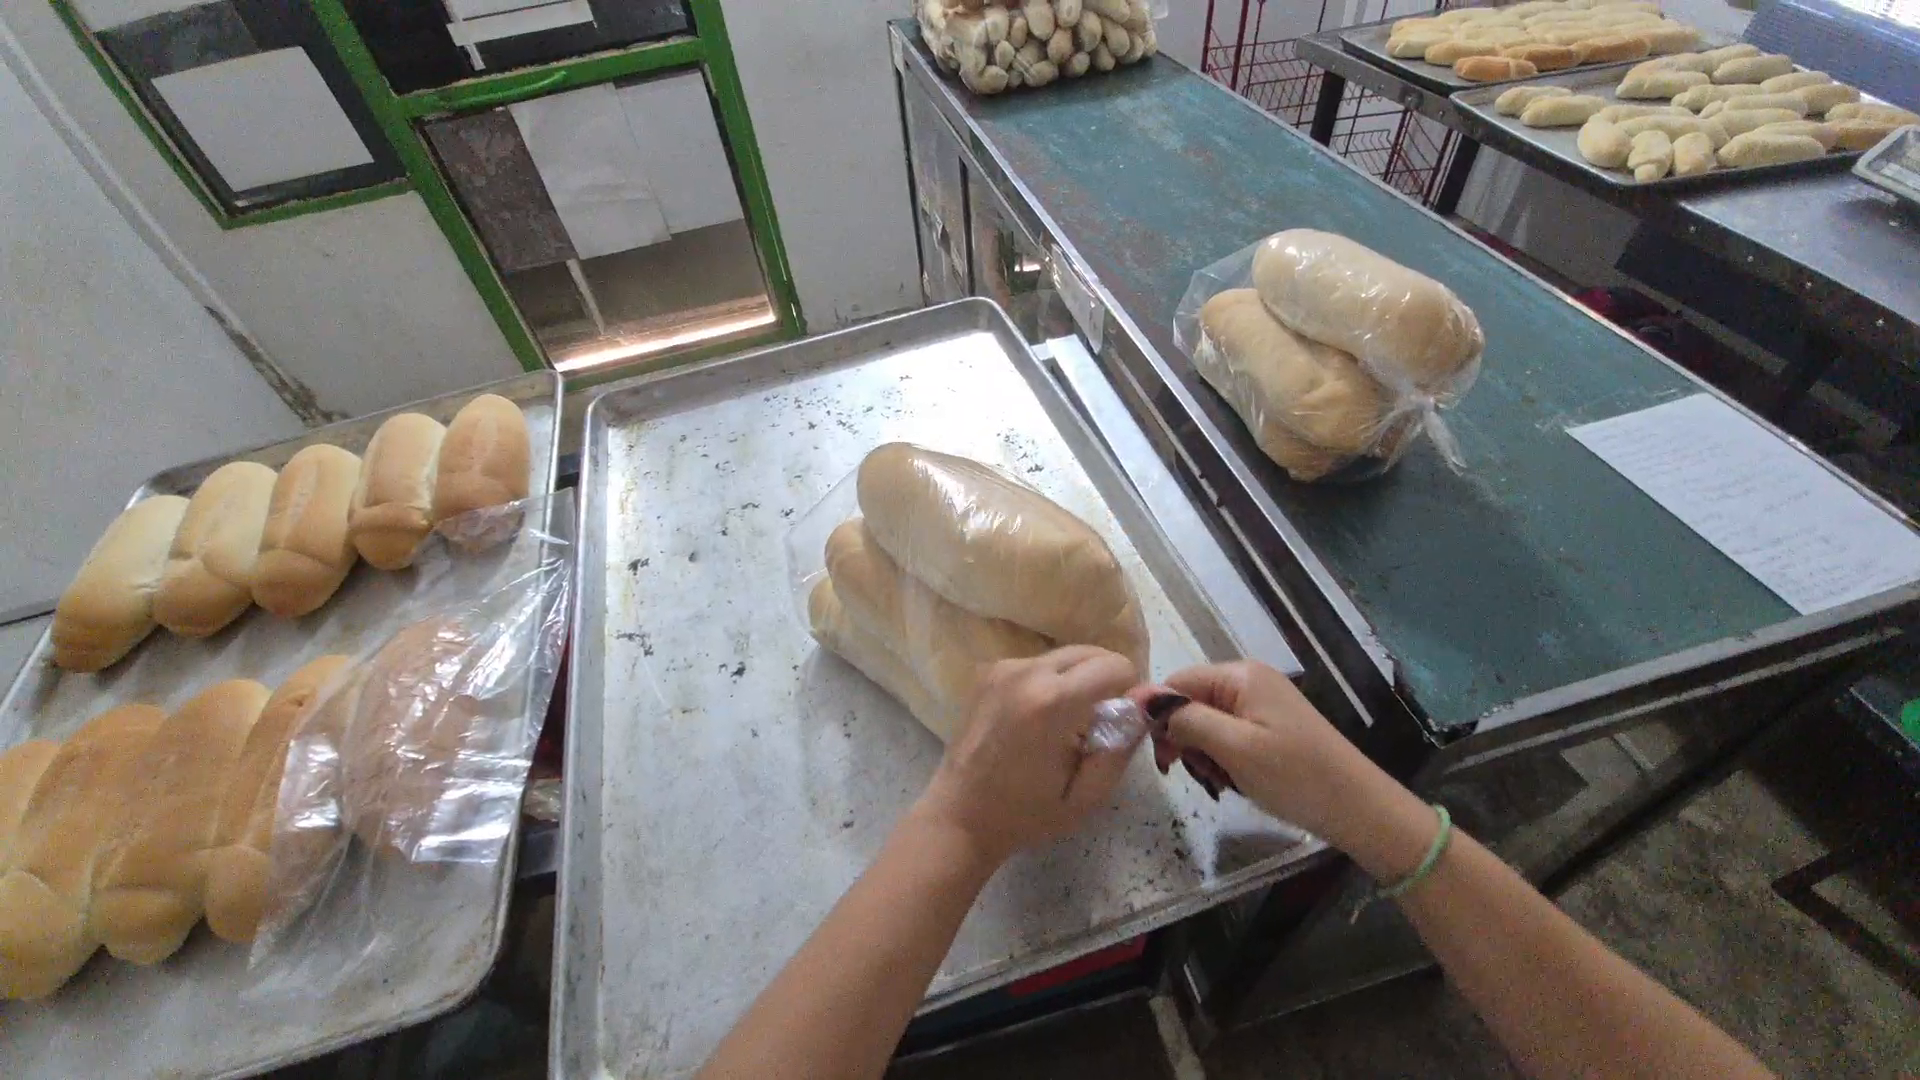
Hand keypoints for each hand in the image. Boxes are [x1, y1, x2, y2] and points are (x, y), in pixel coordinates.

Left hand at [914, 646, 1139, 863]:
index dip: (1130, 690)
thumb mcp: (1087, 796)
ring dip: (1079, 679)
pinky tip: (1042, 718)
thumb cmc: (1025, 814)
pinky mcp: (989, 671)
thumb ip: (1121, 746)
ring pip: (1065, 655)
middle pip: (1091, 652)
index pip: (1116, 665)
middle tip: (1099, 723)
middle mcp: (1027, 671)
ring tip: (1069, 723)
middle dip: (1106, 680)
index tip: (1120, 720)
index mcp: (1052, 701)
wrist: (960, 816)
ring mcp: (1003, 667)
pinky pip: (1039, 664)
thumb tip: (1145, 708)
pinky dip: (1052, 681)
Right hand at [1130, 661, 1421, 865]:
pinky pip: (1226, 734)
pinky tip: (1233, 780)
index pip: (1176, 683)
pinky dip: (1221, 758)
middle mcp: (1247, 680)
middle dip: (1183, 738)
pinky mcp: (1268, 727)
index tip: (1158, 756)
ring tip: (1220, 781)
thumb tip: (1142, 699)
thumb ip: (1186, 719)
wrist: (1361, 810)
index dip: (1157, 715)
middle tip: (1192, 774)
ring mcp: (1260, 704)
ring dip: (1202, 753)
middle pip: (1189, 702)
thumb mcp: (1234, 748)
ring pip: (1205, 722)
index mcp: (1239, 675)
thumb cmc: (1296, 776)